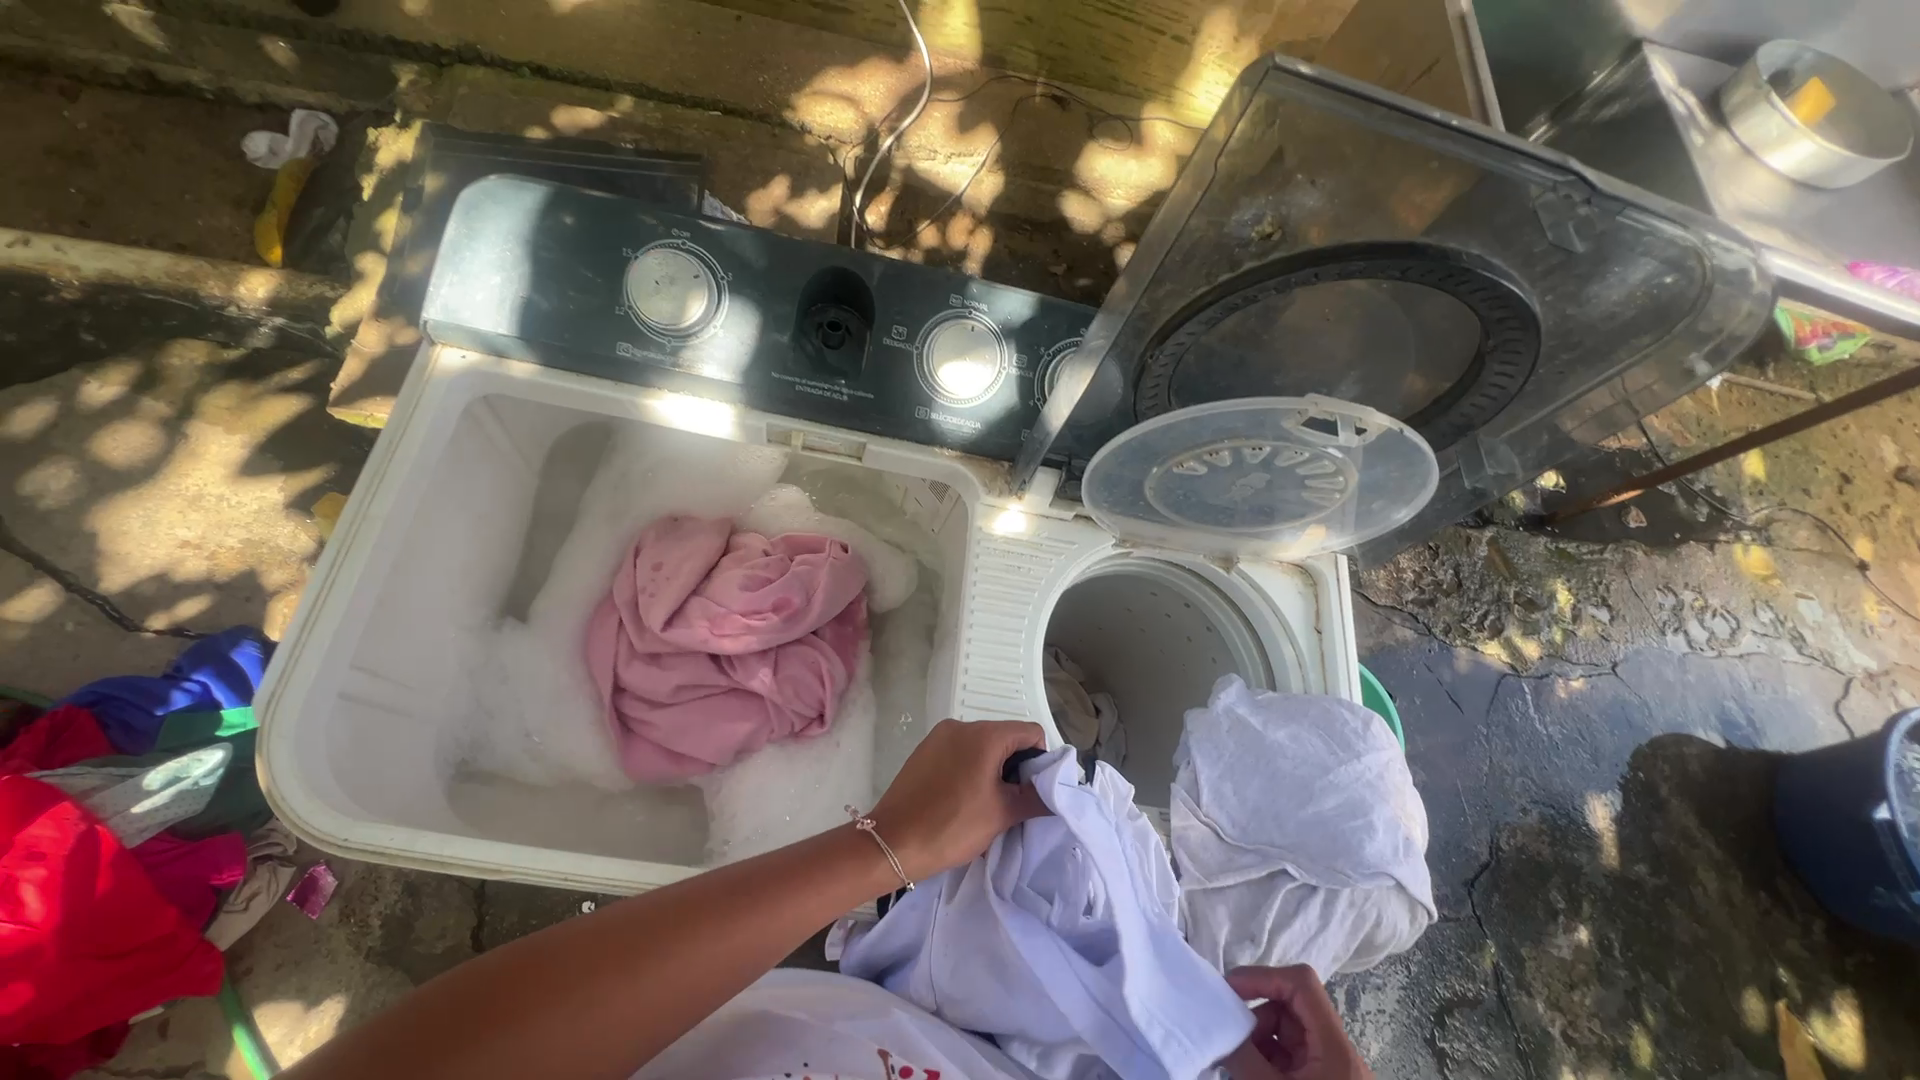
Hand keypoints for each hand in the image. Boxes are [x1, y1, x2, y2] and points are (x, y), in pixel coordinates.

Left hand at [866, 718, 1048, 880]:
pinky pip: (959, 752)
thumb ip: (1035, 797)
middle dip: (1016, 767)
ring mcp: (938, 736)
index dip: (1041, 760)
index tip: (1035, 791)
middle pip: (1006, 737)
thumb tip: (1057, 791)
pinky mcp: (924, 751)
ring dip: (993, 769)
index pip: (1031, 733)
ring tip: (988, 804)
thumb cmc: (952, 825)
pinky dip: (971, 769)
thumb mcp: (1001, 814)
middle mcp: (961, 726)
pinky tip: (963, 799)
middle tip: (1013, 801)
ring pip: (982, 746)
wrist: (893, 842)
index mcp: (984, 735)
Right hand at [1221, 966, 1372, 1079]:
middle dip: (1255, 1012)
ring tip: (1235, 1059)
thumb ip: (1244, 1057)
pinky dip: (1264, 1055)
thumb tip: (1213, 1024)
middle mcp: (1335, 1047)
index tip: (1230, 988)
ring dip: (1256, 1037)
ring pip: (1286, 1029)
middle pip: (1291, 1005)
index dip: (1264, 976)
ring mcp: (1328, 1065)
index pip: (1302, 983)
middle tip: (1227, 1028)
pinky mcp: (1320, 1078)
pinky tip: (1247, 1069)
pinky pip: (1288, 1053)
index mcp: (1335, 1045)